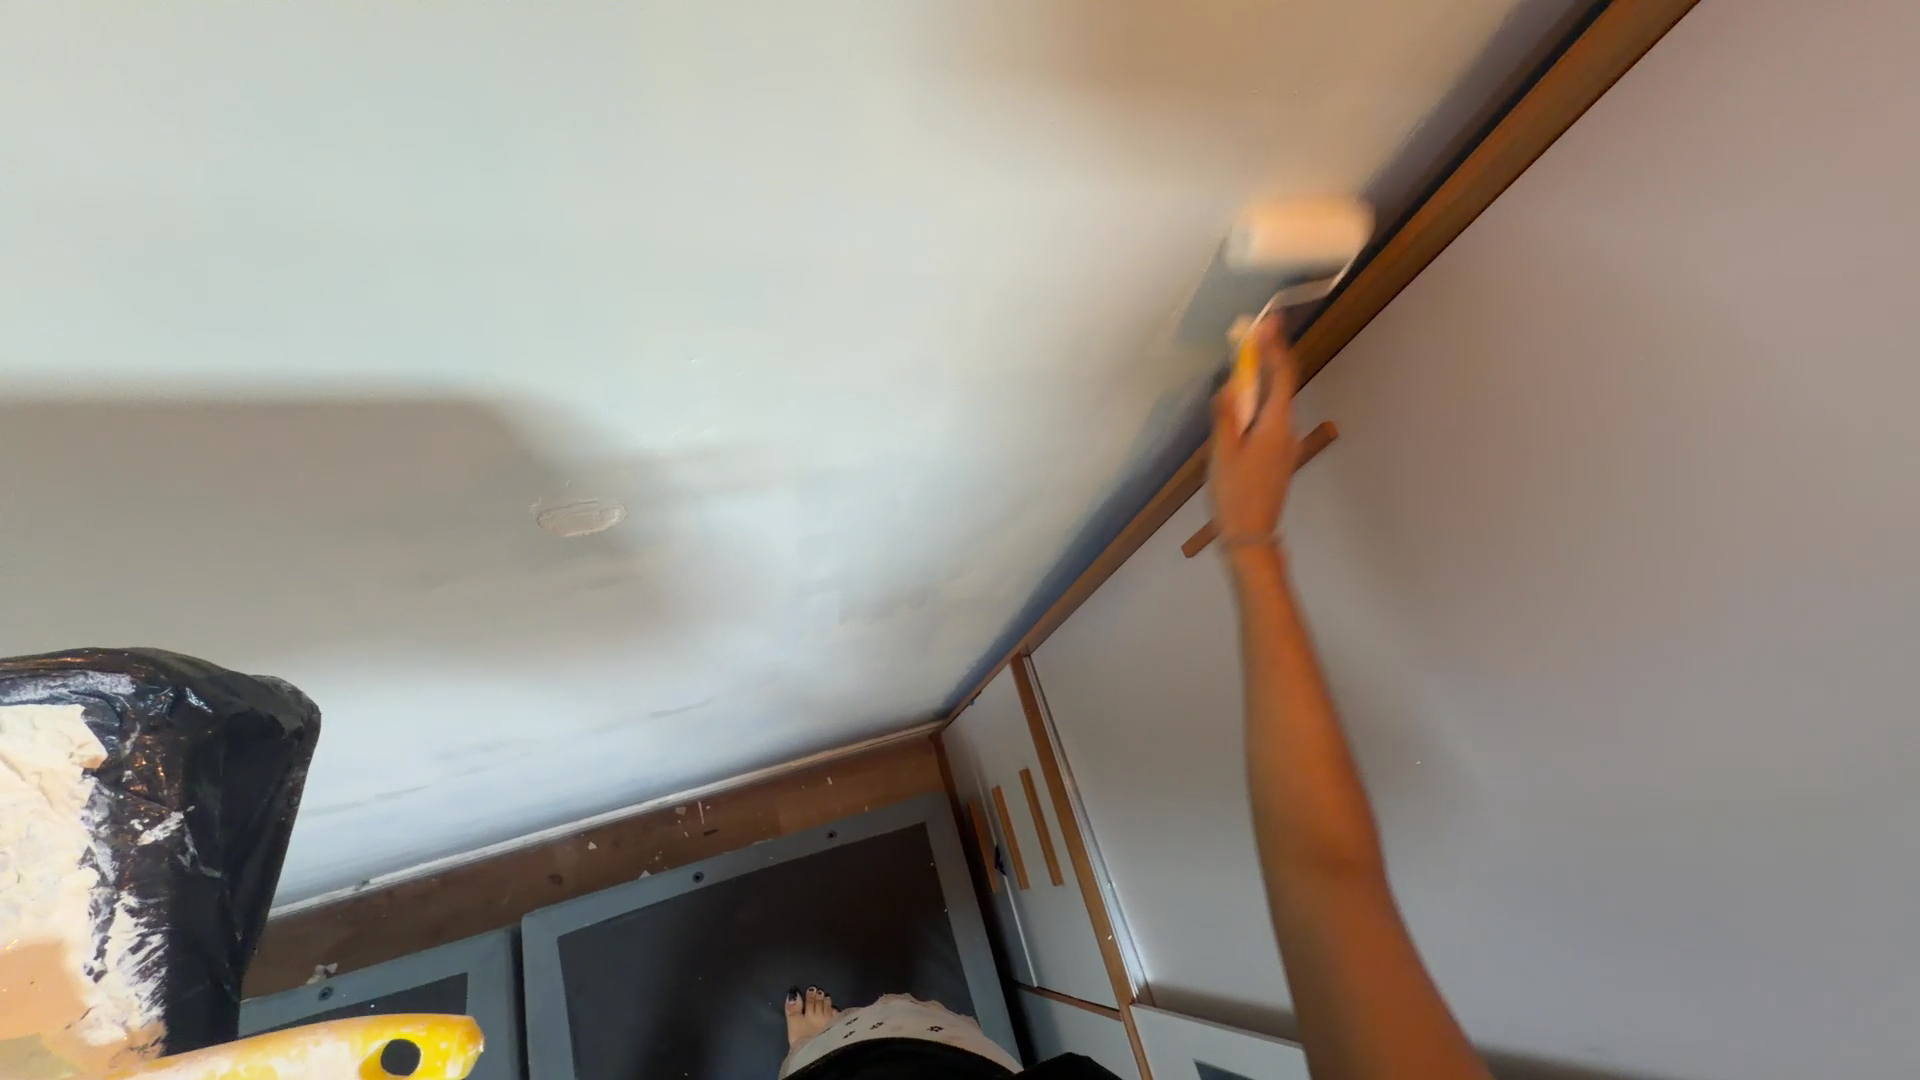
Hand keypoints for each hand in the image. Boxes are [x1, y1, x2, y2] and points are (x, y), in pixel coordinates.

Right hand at [1208, 314, 1298, 541]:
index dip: (1274, 347)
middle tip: (1247, 340)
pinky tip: (1237, 415)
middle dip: (1263, 361)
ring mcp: (1284, 445)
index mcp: (1275, 425)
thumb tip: (1230, 384)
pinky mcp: (1276, 458)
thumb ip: (1226, 415)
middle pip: (1278, 387)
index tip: (1267, 323)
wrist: (1251, 535)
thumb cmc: (1234, 494)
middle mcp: (1286, 430)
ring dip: (1256, 387)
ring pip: (1271, 406)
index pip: (1280, 376)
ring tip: (1236, 375)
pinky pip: (1267, 422)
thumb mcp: (1222, 453)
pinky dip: (1254, 409)